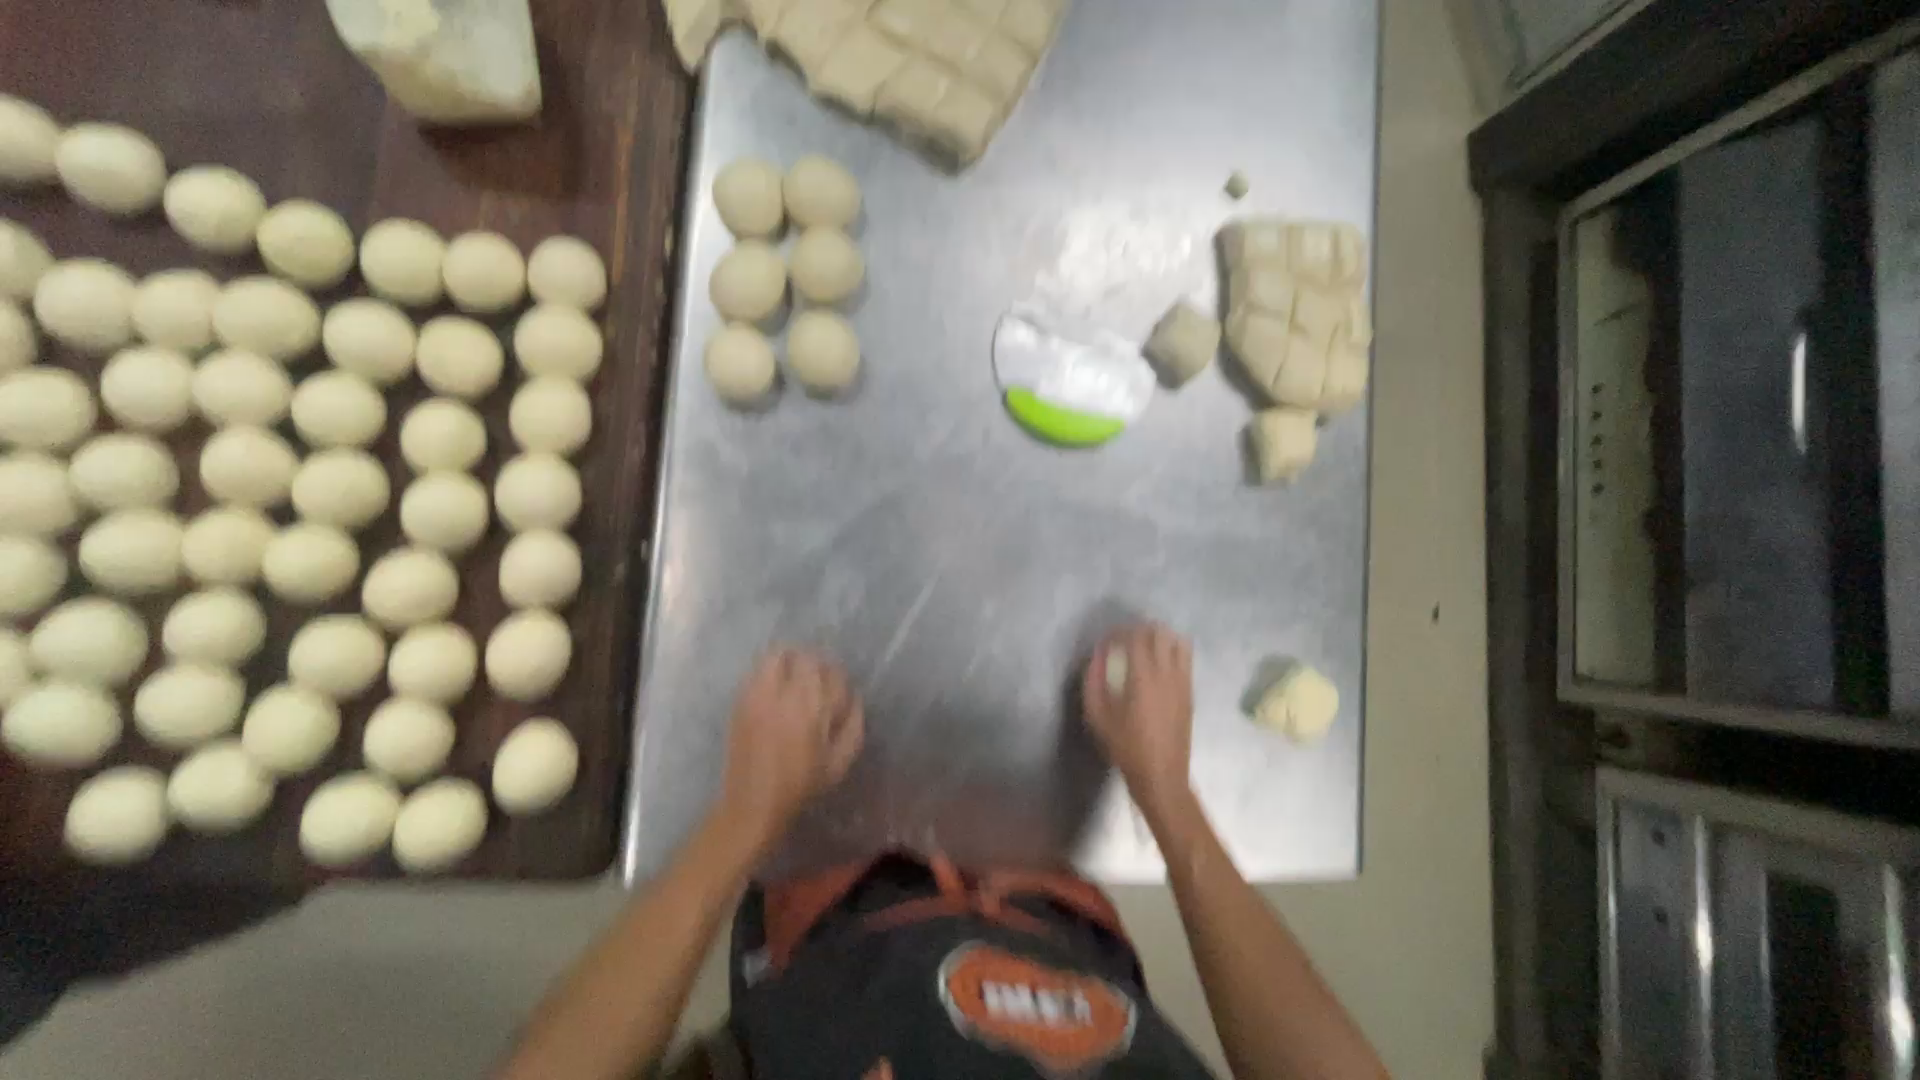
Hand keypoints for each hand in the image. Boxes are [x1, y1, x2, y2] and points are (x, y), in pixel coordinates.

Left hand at [718, 648, 865, 841]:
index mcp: (811, 707)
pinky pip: (757, 670)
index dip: (839, 679)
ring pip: (777, 655)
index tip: (840, 692)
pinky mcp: (740, 700)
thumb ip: (853, 724)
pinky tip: (776, 691)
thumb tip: (855, 697)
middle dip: (817, 664)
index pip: (832, 672)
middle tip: (820, 681)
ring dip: (791, 661)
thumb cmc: (801, 785)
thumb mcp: (840, 762)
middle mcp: (783, 693)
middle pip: (805, 656)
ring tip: (796, 679)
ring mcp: (758, 694)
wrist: (753, 802)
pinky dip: (770, 672)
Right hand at [1082, 622, 1193, 811]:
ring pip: (1178, 643)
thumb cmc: (1126, 746)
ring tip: (1146, 648)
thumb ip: (1093, 681)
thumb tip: (1096, 657)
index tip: (1108, 639)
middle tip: (1125, 640)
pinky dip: (1172, 653)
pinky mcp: (1190, 692)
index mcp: (1143, 676)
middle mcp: (1167, 673)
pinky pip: (1186, 660)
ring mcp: (1183, 682)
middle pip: (1160, 633)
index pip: (1135, 636)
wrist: (1161, 774)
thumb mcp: (1098, 716)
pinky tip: (1159, 666)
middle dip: (1141, 630)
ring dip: (1161, 638)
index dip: (1120, 631)